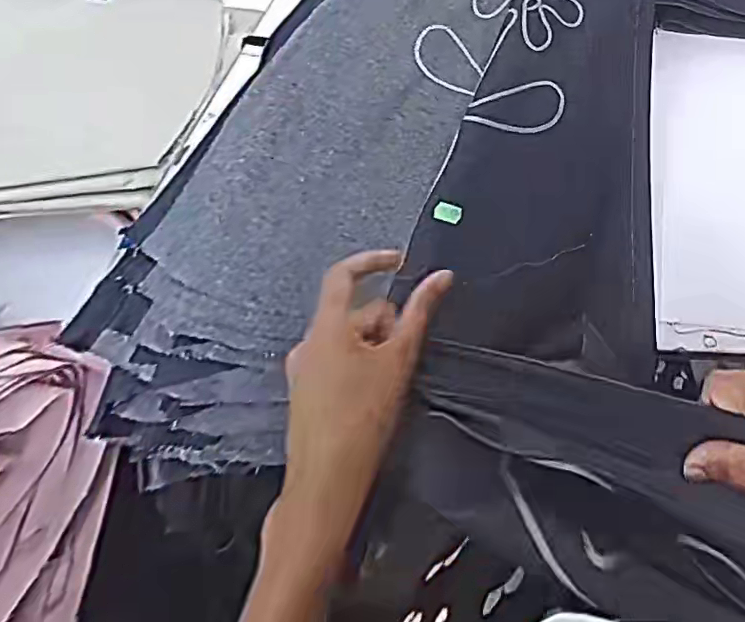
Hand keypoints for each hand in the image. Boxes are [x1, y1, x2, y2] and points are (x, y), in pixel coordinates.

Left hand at [279, 250, 451, 538]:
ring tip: (389, 380)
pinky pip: (339, 359)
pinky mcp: (306, 390)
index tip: (399, 262)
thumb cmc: (360, 421)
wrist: (327, 483)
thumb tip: (440, 278)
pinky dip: (361, 364)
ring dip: (375, 347)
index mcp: (326, 328)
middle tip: (402, 353)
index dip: (374, 261)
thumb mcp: (400, 357)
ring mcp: (304, 368)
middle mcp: (309, 343)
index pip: (344, 274)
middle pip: (356, 311)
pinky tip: (373, 393)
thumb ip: (421, 310)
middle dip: (385, 324)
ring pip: (350, 337)